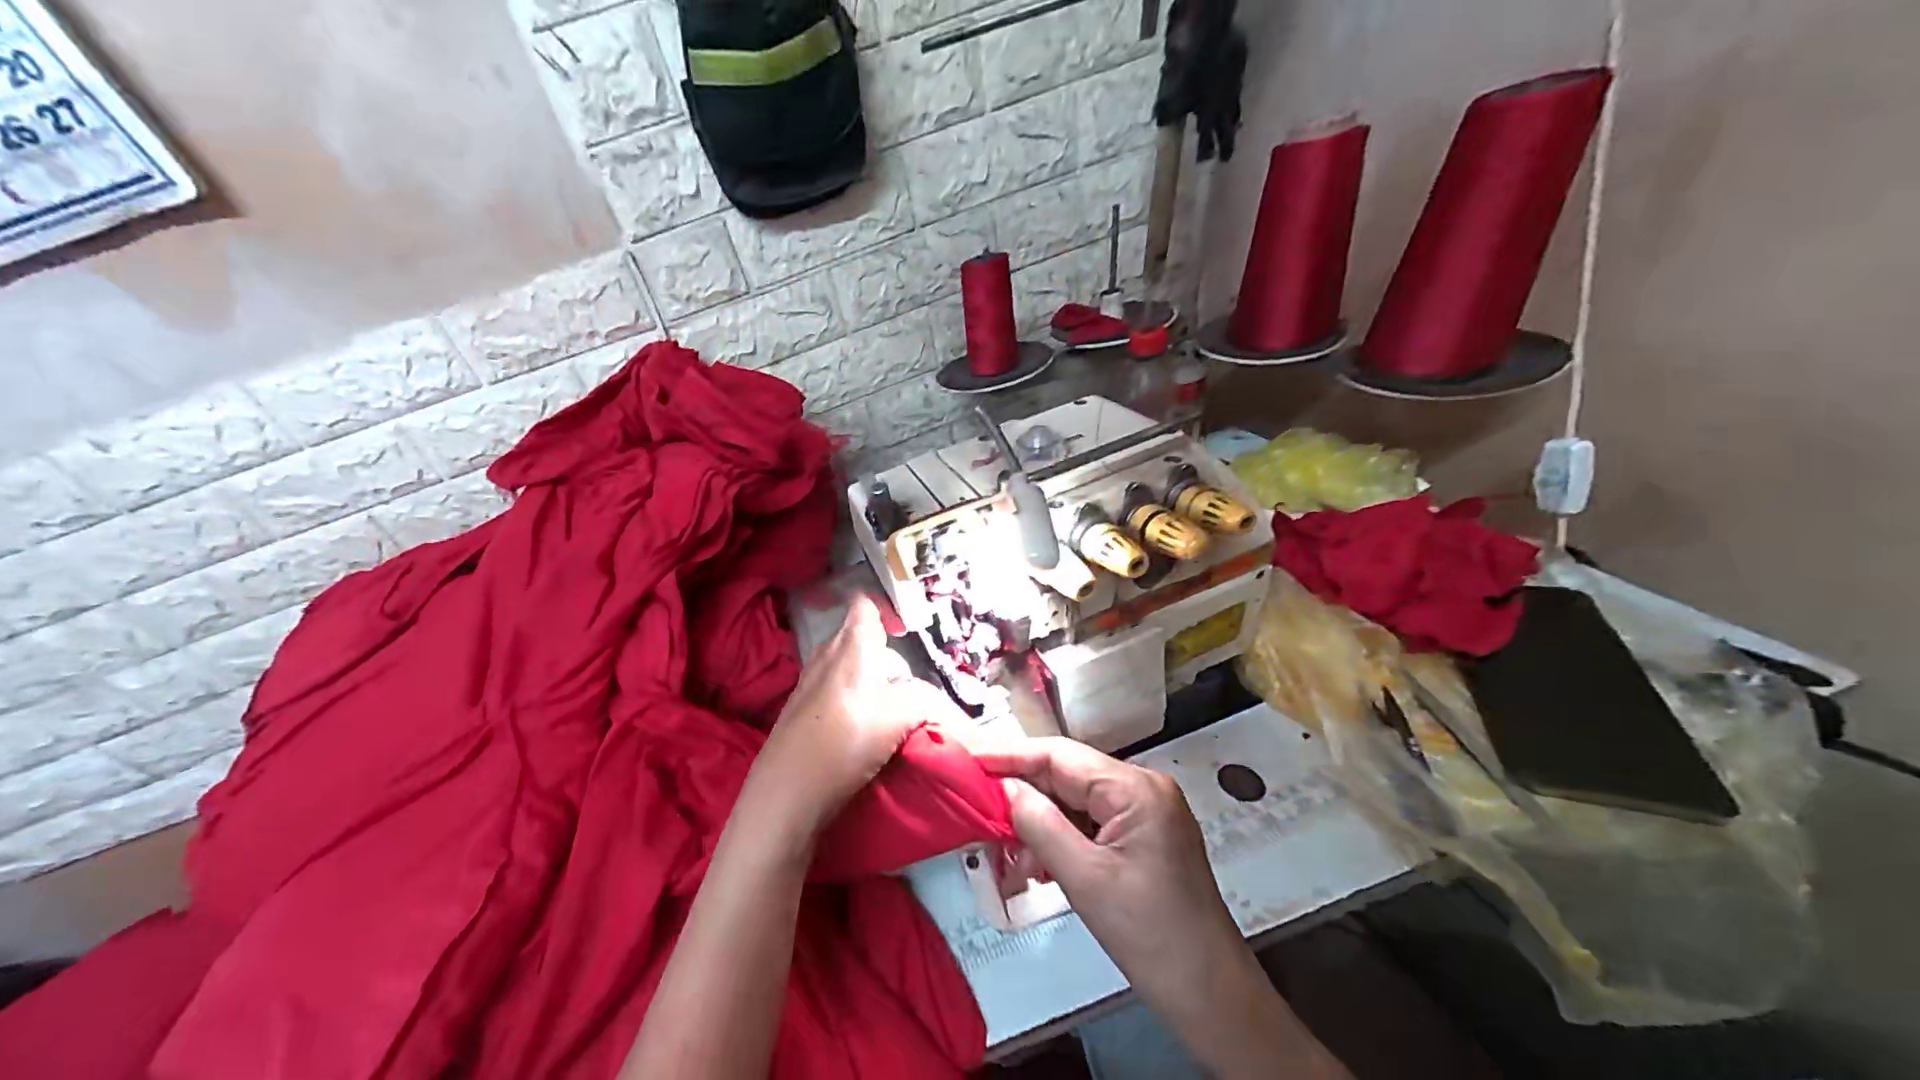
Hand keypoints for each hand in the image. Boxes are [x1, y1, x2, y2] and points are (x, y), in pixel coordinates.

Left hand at [743, 594, 962, 838]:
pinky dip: (854, 711)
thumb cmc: (846, 739)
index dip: (888, 612)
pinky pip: (836, 700)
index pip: (867, 605)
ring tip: (889, 719)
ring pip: (849, 674)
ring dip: (871, 690)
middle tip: (909, 692)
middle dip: (887, 662)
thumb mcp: (904, 715)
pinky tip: (862, 740)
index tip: (907, 633)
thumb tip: (954, 716)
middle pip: (861, 643)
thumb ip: (931, 704)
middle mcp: (826, 656)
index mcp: (851, 644)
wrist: (786, 794)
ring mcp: (808, 687)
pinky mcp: (800, 718)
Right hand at [972, 737, 1243, 988]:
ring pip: (1074, 802)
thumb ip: (1039, 824)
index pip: (1060, 755)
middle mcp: (1142, 787)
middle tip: (979, 814)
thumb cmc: (1152, 936)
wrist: (1210, 994)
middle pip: (1066, 776)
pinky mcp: (1142, 835)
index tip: (969, 758)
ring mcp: (1144, 811)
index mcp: (1135, 788)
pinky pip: (1089, 823)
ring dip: (1038, 825)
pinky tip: (1036, 866)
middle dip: (1022, 797)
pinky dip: (1059, 840)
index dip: (1010, 755)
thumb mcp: (1085, 880)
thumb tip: (1006, 788)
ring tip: (1006, 858)